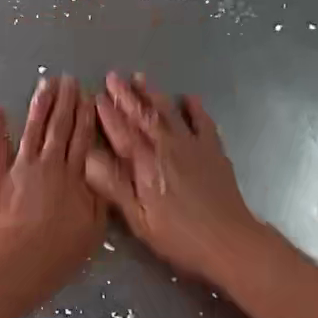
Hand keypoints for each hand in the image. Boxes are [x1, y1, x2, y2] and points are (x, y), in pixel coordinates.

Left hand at [0, 76, 106, 302]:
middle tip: (69, 80)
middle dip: (66, 101)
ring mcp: (20, 167)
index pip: (83, 139)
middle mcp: (48, 164)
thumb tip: (102, 174)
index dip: (86, 116)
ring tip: (45, 84)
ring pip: (33, 129)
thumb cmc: (58, 253)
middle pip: (60, 127)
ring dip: (39, 105)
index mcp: (74, 177)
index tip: (89, 96)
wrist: (16, 263)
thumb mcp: (93, 230)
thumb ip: (98, 199)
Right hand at [85, 72, 270, 283]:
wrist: (230, 242)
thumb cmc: (178, 237)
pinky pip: (203, 123)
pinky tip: (188, 98)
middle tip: (113, 76)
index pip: (121, 133)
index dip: (107, 114)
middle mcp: (167, 147)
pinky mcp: (213, 151)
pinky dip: (195, 109)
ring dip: (153, 94)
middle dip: (126, 95)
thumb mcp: (139, 219)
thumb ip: (114, 187)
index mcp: (145, 164)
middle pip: (143, 116)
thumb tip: (88, 159)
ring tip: (141, 77)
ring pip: (169, 113)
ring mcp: (193, 146)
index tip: (95, 96)